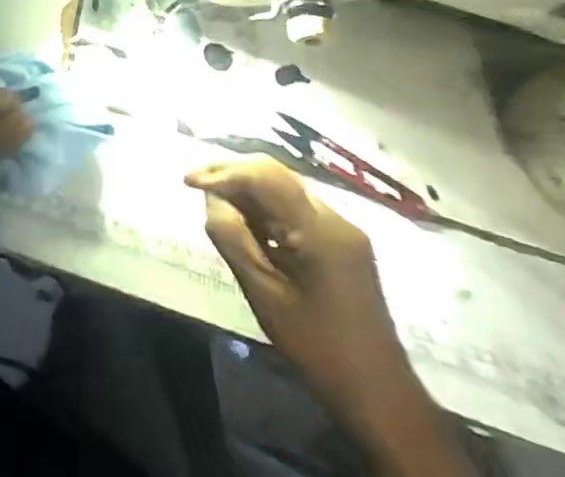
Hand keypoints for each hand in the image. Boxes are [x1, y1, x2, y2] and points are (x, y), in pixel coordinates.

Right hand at [185, 158, 419, 425]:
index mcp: (320, 231)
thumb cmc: (316, 345)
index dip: (222, 173)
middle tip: (195, 183)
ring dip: (248, 189)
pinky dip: (265, 207)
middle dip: (233, 173)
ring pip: (286, 189)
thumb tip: (212, 199)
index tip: (187, 182)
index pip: (264, 177)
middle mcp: (336, 220)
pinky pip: (296, 210)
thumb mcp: (263, 293)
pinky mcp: (342, 245)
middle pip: (277, 175)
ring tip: (213, 201)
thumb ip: (232, 239)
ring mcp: (343, 232)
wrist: (377, 391)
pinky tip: (245, 223)